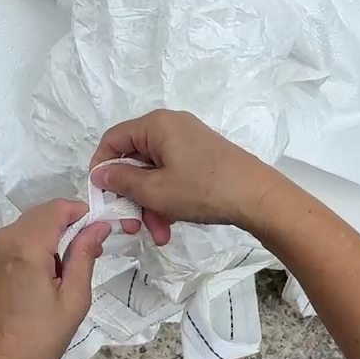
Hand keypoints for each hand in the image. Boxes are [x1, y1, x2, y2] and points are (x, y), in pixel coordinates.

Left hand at [0, 201, 116, 358]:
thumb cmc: (40, 339)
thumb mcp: (74, 299)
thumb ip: (84, 255)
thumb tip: (99, 226)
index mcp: (25, 246)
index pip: (58, 208)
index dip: (82, 213)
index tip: (101, 231)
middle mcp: (4, 238)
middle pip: (43, 213)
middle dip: (69, 224)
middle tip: (90, 251)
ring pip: (30, 223)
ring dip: (52, 234)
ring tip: (69, 267)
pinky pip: (17, 237)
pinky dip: (35, 243)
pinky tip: (46, 271)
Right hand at [87, 109, 285, 244]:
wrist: (259, 197)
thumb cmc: (202, 189)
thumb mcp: (155, 190)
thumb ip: (121, 181)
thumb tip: (99, 174)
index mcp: (156, 125)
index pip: (113, 139)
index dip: (101, 167)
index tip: (101, 196)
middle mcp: (170, 126)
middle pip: (134, 160)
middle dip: (131, 195)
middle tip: (131, 225)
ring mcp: (188, 142)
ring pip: (154, 172)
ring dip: (150, 204)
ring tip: (159, 233)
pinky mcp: (202, 158)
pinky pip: (172, 175)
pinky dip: (167, 198)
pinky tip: (171, 225)